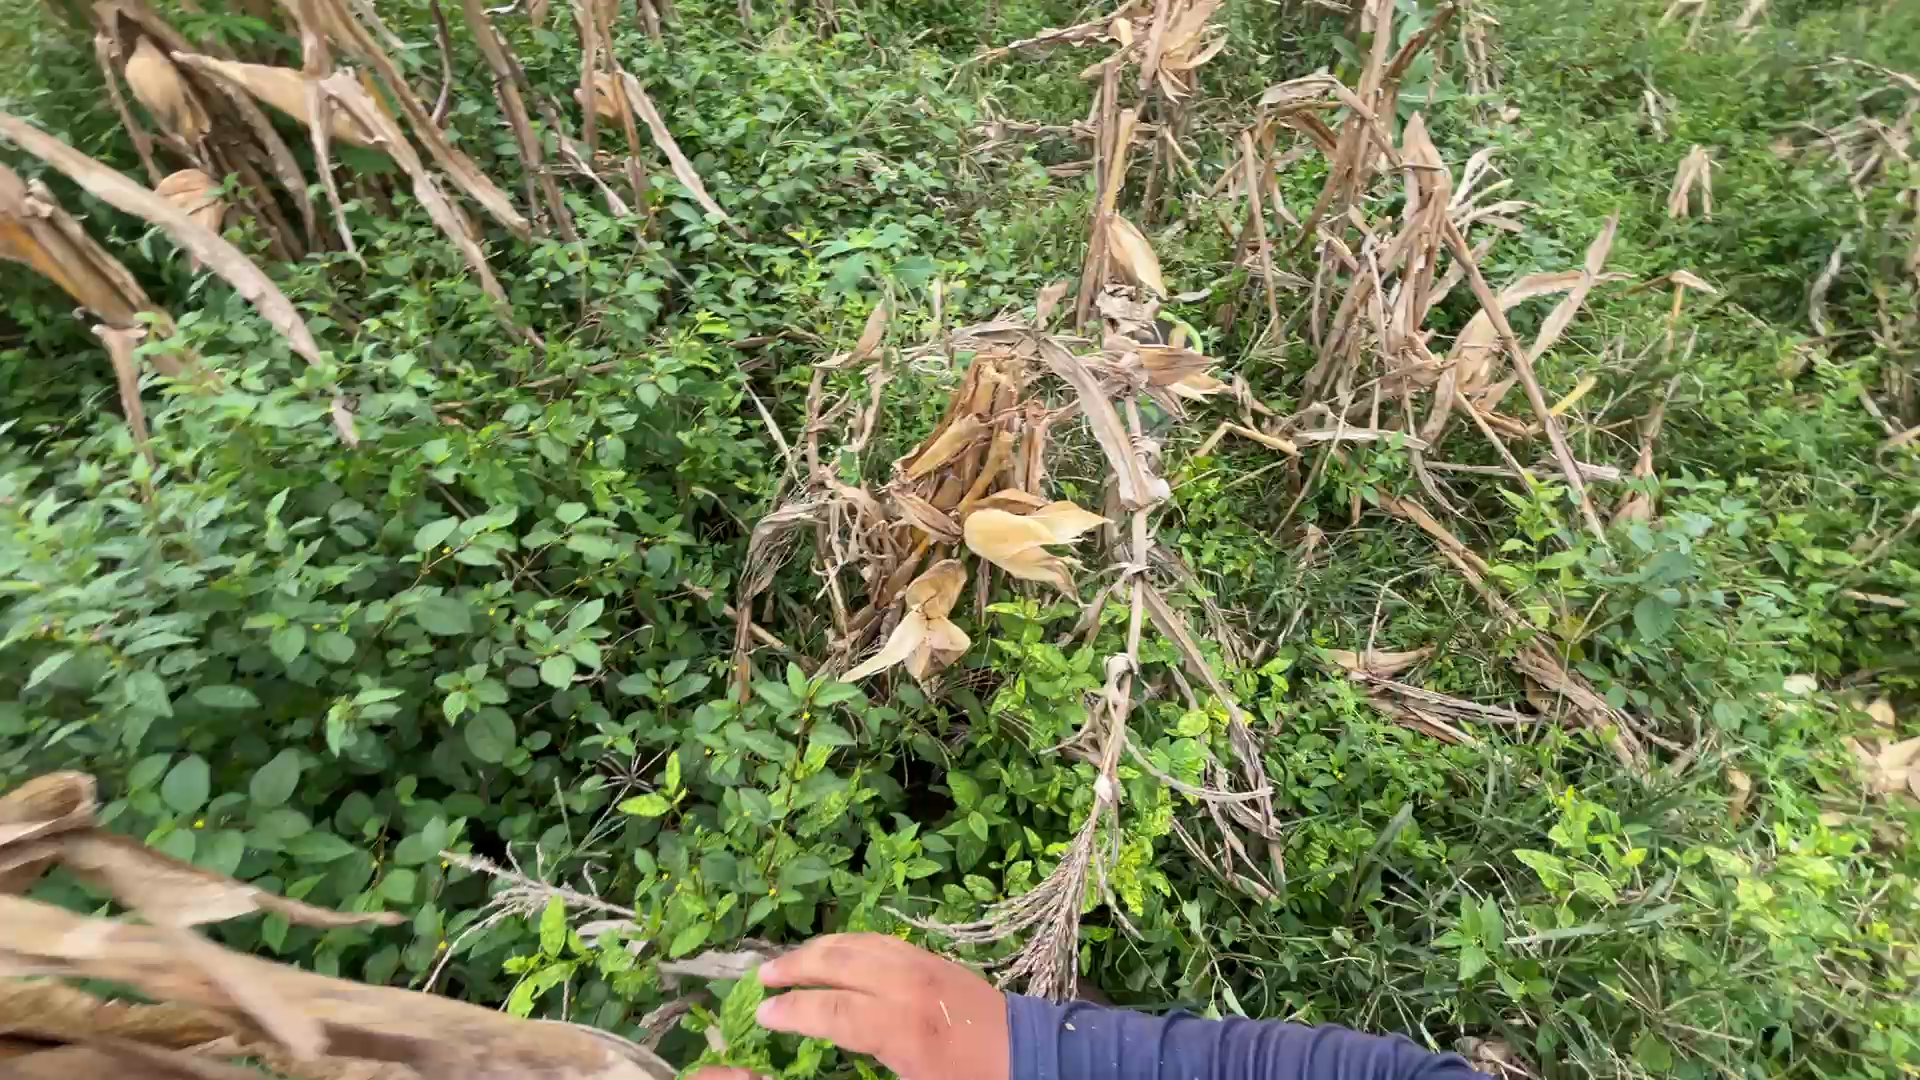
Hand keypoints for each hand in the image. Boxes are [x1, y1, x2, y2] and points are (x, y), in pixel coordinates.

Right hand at [694, 933, 1008, 1079]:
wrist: (1021, 1053)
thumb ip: (865, 1061)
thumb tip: (831, 1046)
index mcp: (901, 1027)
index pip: (832, 1010)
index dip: (793, 1011)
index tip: (761, 1013)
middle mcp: (906, 984)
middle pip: (840, 961)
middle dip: (797, 966)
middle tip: (762, 975)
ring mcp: (919, 963)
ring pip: (859, 942)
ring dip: (820, 947)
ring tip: (790, 958)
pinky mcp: (930, 956)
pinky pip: (881, 939)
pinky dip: (850, 940)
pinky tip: (836, 949)